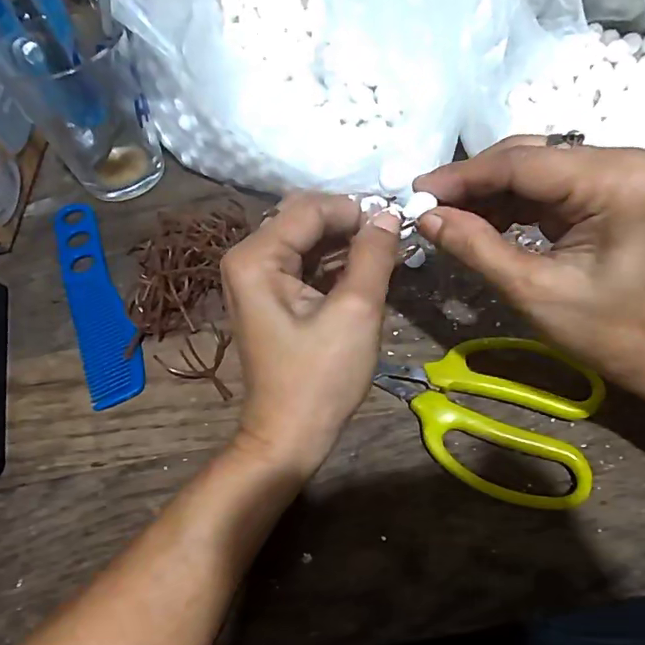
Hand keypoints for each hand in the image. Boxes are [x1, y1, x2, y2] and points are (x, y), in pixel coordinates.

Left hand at [221, 193, 401, 476]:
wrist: (288, 436)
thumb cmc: (320, 380)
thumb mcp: (355, 312)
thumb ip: (373, 255)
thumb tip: (390, 215)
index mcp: (255, 258)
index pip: (310, 208)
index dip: (356, 210)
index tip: (397, 224)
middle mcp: (246, 259)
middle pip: (304, 219)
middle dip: (350, 225)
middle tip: (393, 240)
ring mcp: (254, 279)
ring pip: (306, 241)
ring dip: (345, 245)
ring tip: (385, 258)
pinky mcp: (268, 297)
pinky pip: (303, 265)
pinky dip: (333, 265)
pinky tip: (364, 274)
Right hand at [414, 137, 644, 404]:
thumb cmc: (608, 331)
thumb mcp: (533, 291)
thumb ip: (477, 247)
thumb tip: (425, 217)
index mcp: (614, 180)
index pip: (522, 164)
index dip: (463, 177)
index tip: (415, 195)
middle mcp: (618, 161)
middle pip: (525, 157)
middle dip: (472, 183)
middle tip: (424, 208)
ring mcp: (613, 173)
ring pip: (529, 169)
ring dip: (485, 193)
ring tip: (444, 218)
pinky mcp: (603, 190)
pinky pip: (542, 186)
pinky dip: (507, 203)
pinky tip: (477, 222)